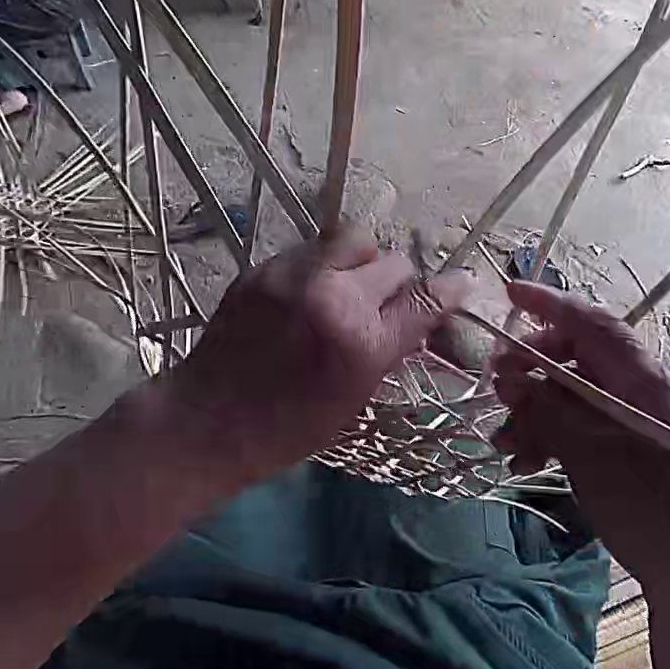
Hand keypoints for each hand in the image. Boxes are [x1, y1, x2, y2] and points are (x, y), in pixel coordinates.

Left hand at [160, 229, 472, 483]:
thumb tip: (418, 317)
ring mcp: (295, 277)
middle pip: (393, 262)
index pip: (424, 301)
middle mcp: (334, 299)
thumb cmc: (289, 428)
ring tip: (346, 286)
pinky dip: (321, 266)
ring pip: (354, 240)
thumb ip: (389, 348)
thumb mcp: (355, 397)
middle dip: (398, 282)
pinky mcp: (264, 268)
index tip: (460, 282)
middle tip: (382, 302)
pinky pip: (312, 249)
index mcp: (363, 344)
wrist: (209, 422)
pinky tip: (308, 293)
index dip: (449, 291)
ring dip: (362, 261)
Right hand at [489, 282, 669, 586]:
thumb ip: (547, 409)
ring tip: (506, 442)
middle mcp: (651, 389)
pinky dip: (556, 434)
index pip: (597, 326)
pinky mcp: (635, 443)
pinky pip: (588, 423)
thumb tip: (506, 376)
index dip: (551, 305)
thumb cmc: (651, 510)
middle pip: (582, 359)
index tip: (510, 292)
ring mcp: (644, 417)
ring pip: (579, 395)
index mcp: (652, 381)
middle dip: (535, 373)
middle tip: (498, 388)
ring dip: (538, 412)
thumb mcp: (590, 455)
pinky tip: (527, 458)